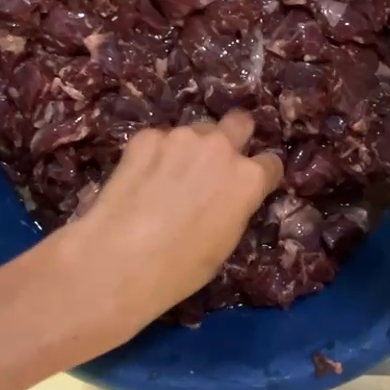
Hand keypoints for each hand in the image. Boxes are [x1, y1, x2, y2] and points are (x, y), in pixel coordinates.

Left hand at [61, 113, 282, 332]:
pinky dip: (155, 155)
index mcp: (248, 178)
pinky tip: (140, 179)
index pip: (270, 162)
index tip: (249, 184)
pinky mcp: (147, 135)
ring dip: (189, 148)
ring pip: (195, 131)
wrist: (119, 258)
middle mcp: (220, 147)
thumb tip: (230, 195)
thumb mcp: (225, 242)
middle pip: (239, 122)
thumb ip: (235, 205)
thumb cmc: (180, 268)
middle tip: (215, 161)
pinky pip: (159, 140)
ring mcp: (182, 136)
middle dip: (234, 135)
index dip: (260, 174)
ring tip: (166, 178)